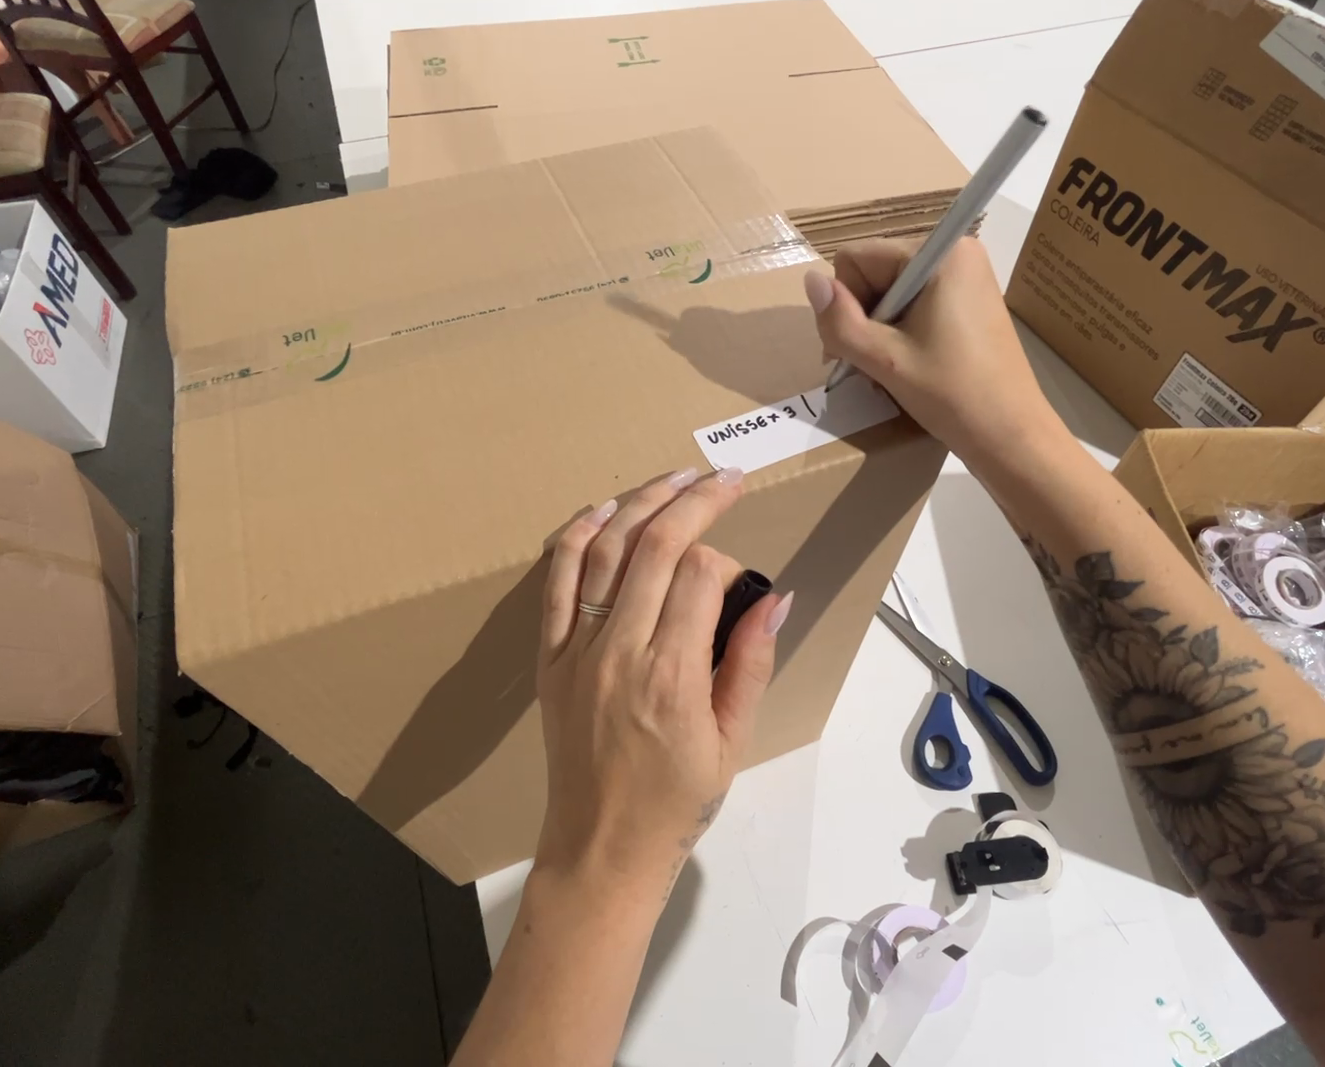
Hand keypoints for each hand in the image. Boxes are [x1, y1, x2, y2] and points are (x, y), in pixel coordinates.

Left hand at [535, 466, 792, 895]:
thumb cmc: (677, 801)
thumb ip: (751, 662)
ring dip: (641, 502)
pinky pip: (558, 581)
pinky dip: (578, 537)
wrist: (601, 847)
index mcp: (671, 675)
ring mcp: (576, 649)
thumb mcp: (732, 740)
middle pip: (654, 546)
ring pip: (606, 550)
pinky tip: (603, 510)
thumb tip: (775, 597)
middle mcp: (619, 650)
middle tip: (722, 477)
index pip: (698, 576)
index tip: (737, 576)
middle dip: (693, 500)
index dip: (724, 560)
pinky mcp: (549, 656)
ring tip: (674, 477)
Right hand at [804, 239, 1062, 465]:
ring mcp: (964, 278)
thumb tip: (809, 280)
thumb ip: (840, 321)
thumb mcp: (884, 359)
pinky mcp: (969, 302)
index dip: (845, 304)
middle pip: (874, 273)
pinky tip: (907, 366)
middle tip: (869, 365)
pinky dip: (900, 335)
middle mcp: (954, 252)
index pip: (857, 258)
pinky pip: (914, 306)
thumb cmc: (951, 394)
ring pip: (890, 294)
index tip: (856, 348)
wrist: (1009, 433)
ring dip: (878, 333)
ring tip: (888, 371)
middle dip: (862, 319)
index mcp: (938, 253)